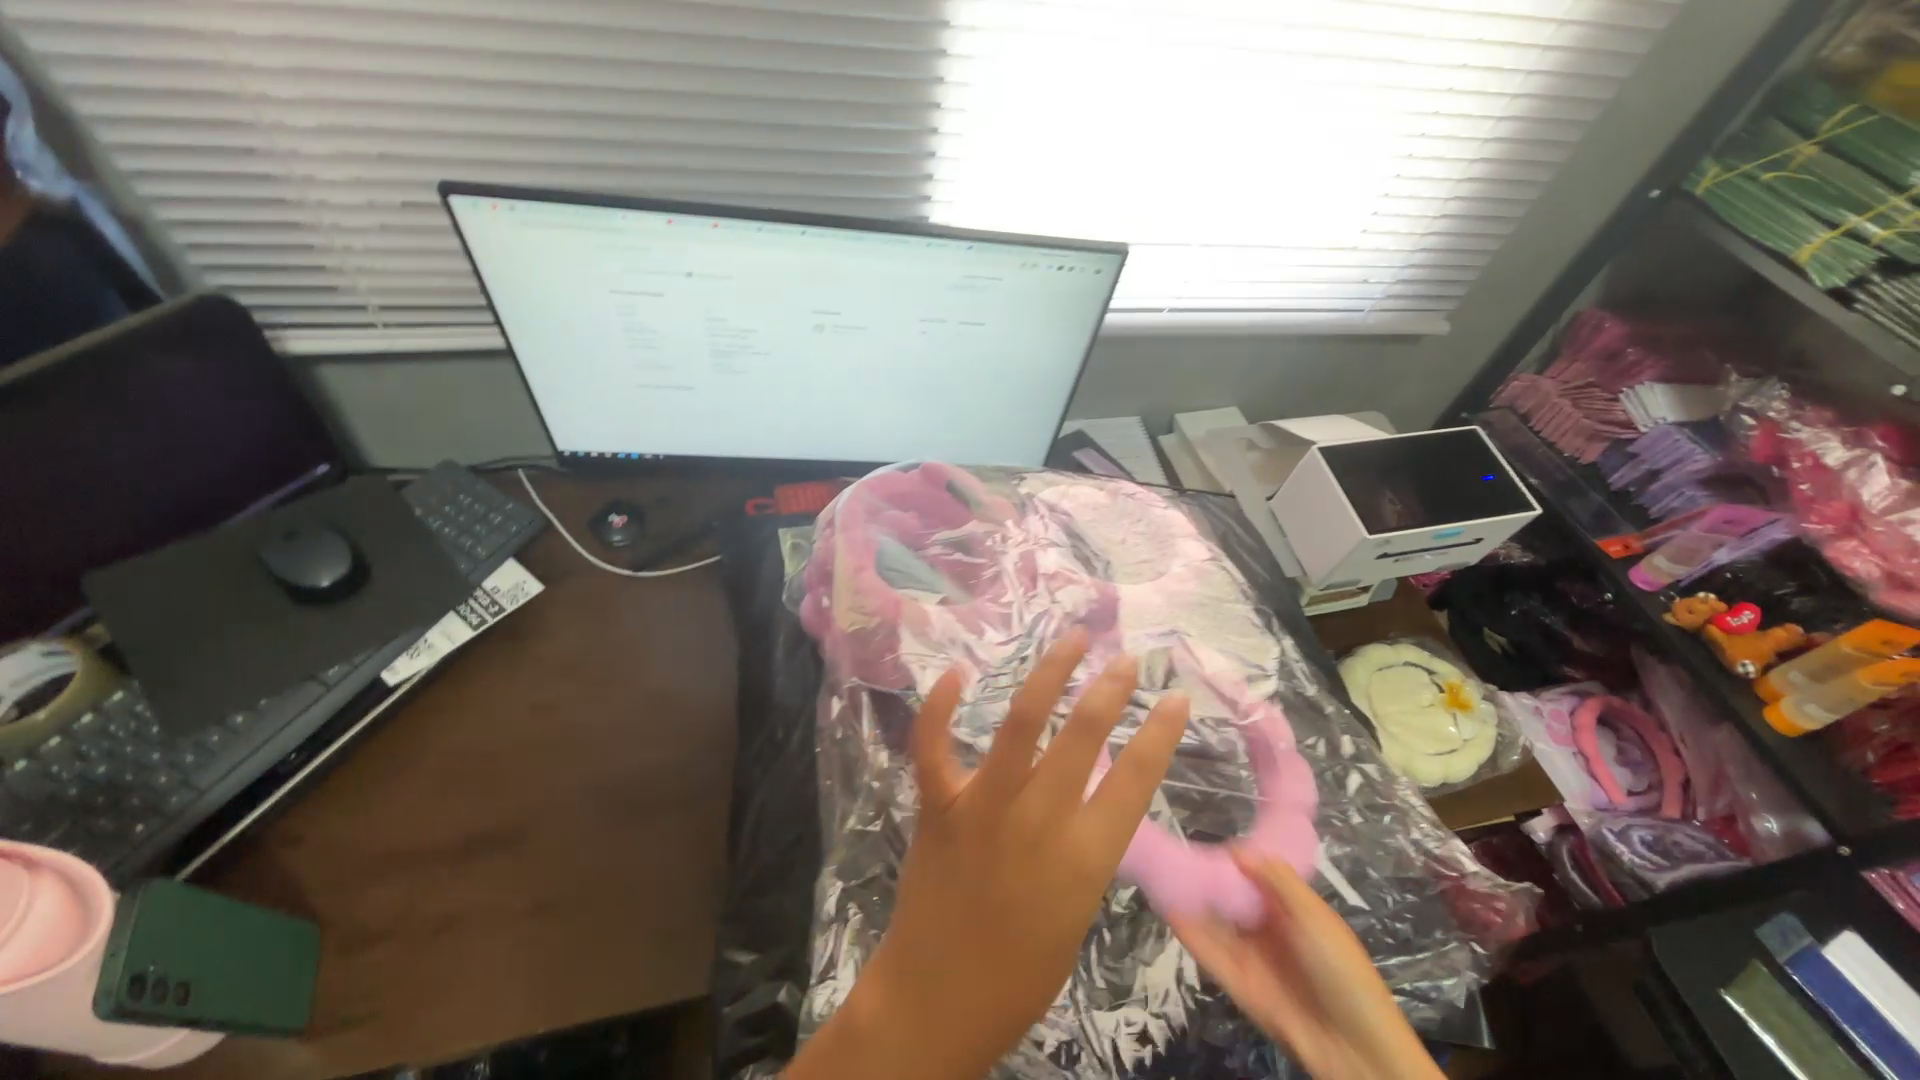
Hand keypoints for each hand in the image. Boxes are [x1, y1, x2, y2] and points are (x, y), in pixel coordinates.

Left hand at [786, 629, 1189, 1079]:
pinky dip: (939, 707)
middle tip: (1127, 659)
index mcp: (1086, 855)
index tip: (1176, 698)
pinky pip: (933, 746)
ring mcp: (984, 806)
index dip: (1161, 732)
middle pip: (1084, 735)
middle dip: (1110, 688)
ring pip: (1019, 723)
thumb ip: (1084, 848)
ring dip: (1049, 674)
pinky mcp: (938, 806)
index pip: (1137, 777)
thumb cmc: (1021, 971)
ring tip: (1072, 640)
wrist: (939, 998)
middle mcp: (1040, 819)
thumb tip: (1087, 798)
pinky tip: (954, 673)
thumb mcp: (1078, 910)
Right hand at [1169, 852, 1441, 1079]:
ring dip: (1190, 901)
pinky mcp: (1235, 981)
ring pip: (1214, 922)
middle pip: (1230, 898)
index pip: (1256, 878)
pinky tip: (1167, 907)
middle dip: (1205, 879)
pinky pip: (1208, 951)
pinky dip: (1188, 930)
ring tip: (1162, 873)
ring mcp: (1249, 956)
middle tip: (1174, 854)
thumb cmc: (1341, 969)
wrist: (1353, 1044)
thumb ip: (1276, 880)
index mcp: (1291, 909)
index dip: (1233, 861)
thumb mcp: (1314, 916)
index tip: (1205, 841)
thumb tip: (1237, 848)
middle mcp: (1267, 929)